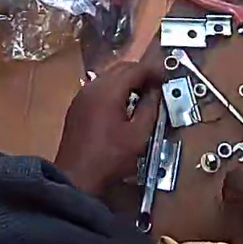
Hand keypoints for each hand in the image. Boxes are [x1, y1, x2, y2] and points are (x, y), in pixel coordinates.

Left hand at [53, 58, 168, 198]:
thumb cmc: (110, 158)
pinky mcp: (77, 105)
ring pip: (108, 76)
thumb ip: (150, 107)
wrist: (77, 176)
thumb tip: (155, 91)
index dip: (153, 71)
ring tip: (142, 95)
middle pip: (120, 68)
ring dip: (126, 80)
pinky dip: (113, 89)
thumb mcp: (138, 134)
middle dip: (140, 73)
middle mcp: (93, 87)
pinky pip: (98, 87)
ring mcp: (82, 95)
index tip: (165, 77)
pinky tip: (123, 105)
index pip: (135, 69)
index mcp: (108, 91)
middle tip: (156, 85)